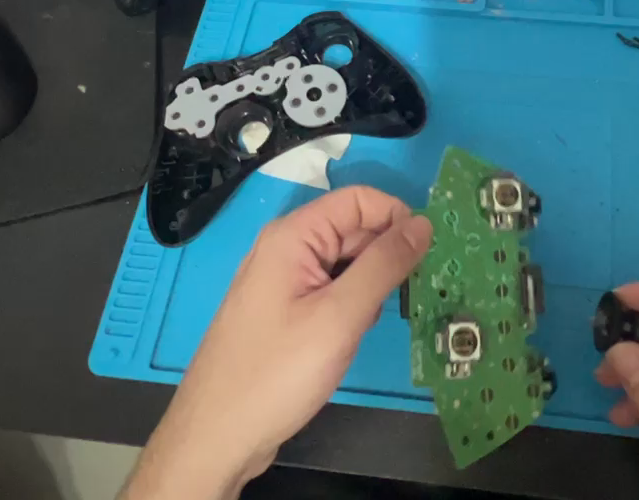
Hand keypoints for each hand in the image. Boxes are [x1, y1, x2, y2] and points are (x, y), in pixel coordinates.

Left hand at [124, 186, 432, 499]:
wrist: (215, 439)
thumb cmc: (277, 372)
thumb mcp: (340, 316)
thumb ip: (384, 265)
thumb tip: (423, 223)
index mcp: (295, 234)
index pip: (359, 200)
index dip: (396, 218)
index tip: (423, 255)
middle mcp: (288, 246)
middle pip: (353, 228)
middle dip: (384, 255)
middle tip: (405, 296)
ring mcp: (284, 277)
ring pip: (345, 260)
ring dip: (369, 283)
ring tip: (368, 322)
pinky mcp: (285, 307)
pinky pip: (330, 286)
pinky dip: (351, 302)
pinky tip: (351, 334)